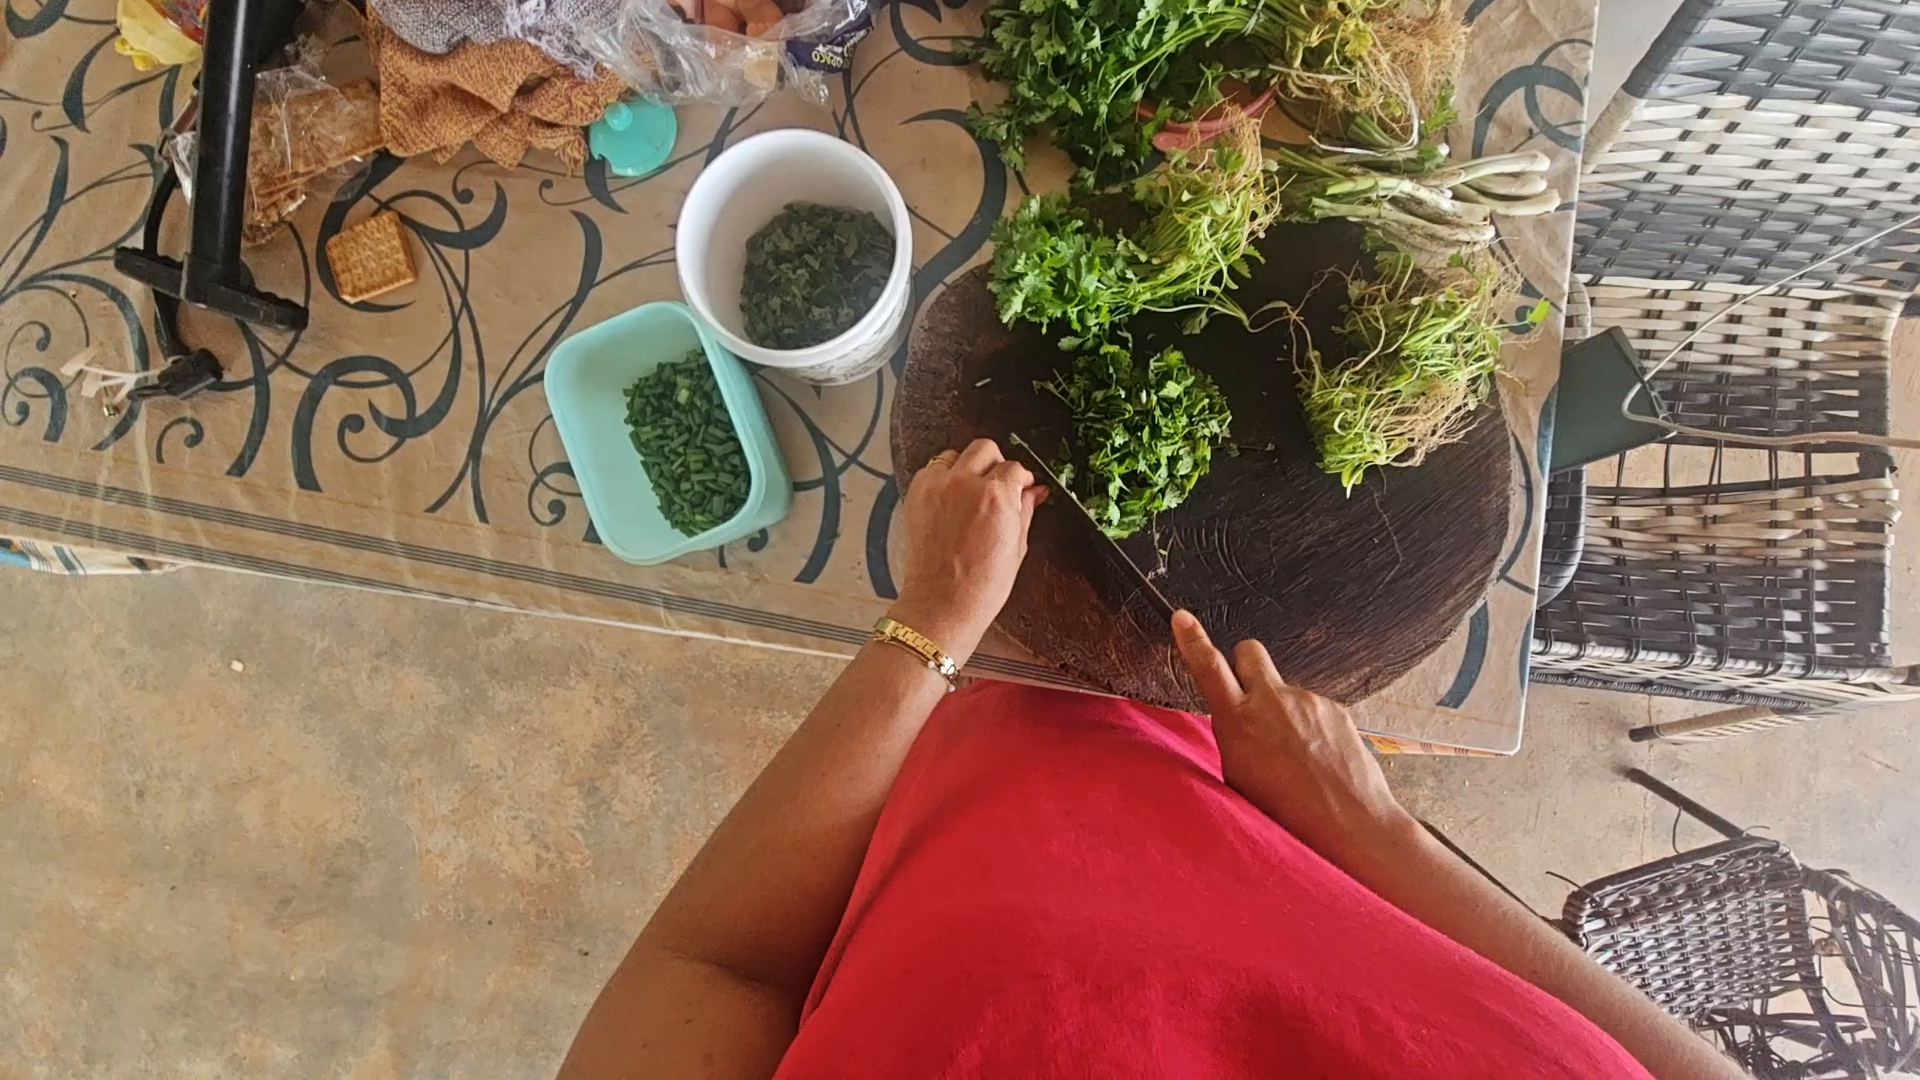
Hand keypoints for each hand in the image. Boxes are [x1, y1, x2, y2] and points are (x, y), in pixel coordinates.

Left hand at [890, 439, 1048, 664]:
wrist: (942, 604)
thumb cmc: (980, 585)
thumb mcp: (1017, 546)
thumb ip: (1025, 510)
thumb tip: (1034, 492)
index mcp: (996, 496)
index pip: (1015, 468)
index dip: (1022, 479)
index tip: (1022, 487)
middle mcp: (964, 484)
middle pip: (985, 449)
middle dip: (996, 464)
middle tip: (999, 484)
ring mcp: (936, 487)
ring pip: (956, 454)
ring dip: (967, 466)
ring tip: (972, 491)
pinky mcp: (916, 495)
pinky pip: (932, 470)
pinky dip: (943, 477)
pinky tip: (952, 499)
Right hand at [1171, 609, 1415, 864]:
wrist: (1349, 823)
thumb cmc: (1285, 810)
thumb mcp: (1236, 774)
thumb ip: (1232, 733)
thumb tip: (1237, 717)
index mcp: (1238, 720)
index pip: (1208, 667)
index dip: (1192, 639)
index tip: (1182, 618)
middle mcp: (1271, 701)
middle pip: (1250, 651)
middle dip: (1244, 663)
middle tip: (1248, 691)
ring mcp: (1307, 700)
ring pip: (1284, 687)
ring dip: (1283, 708)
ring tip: (1295, 752)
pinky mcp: (1335, 707)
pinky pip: (1313, 706)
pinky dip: (1311, 725)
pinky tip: (1318, 756)